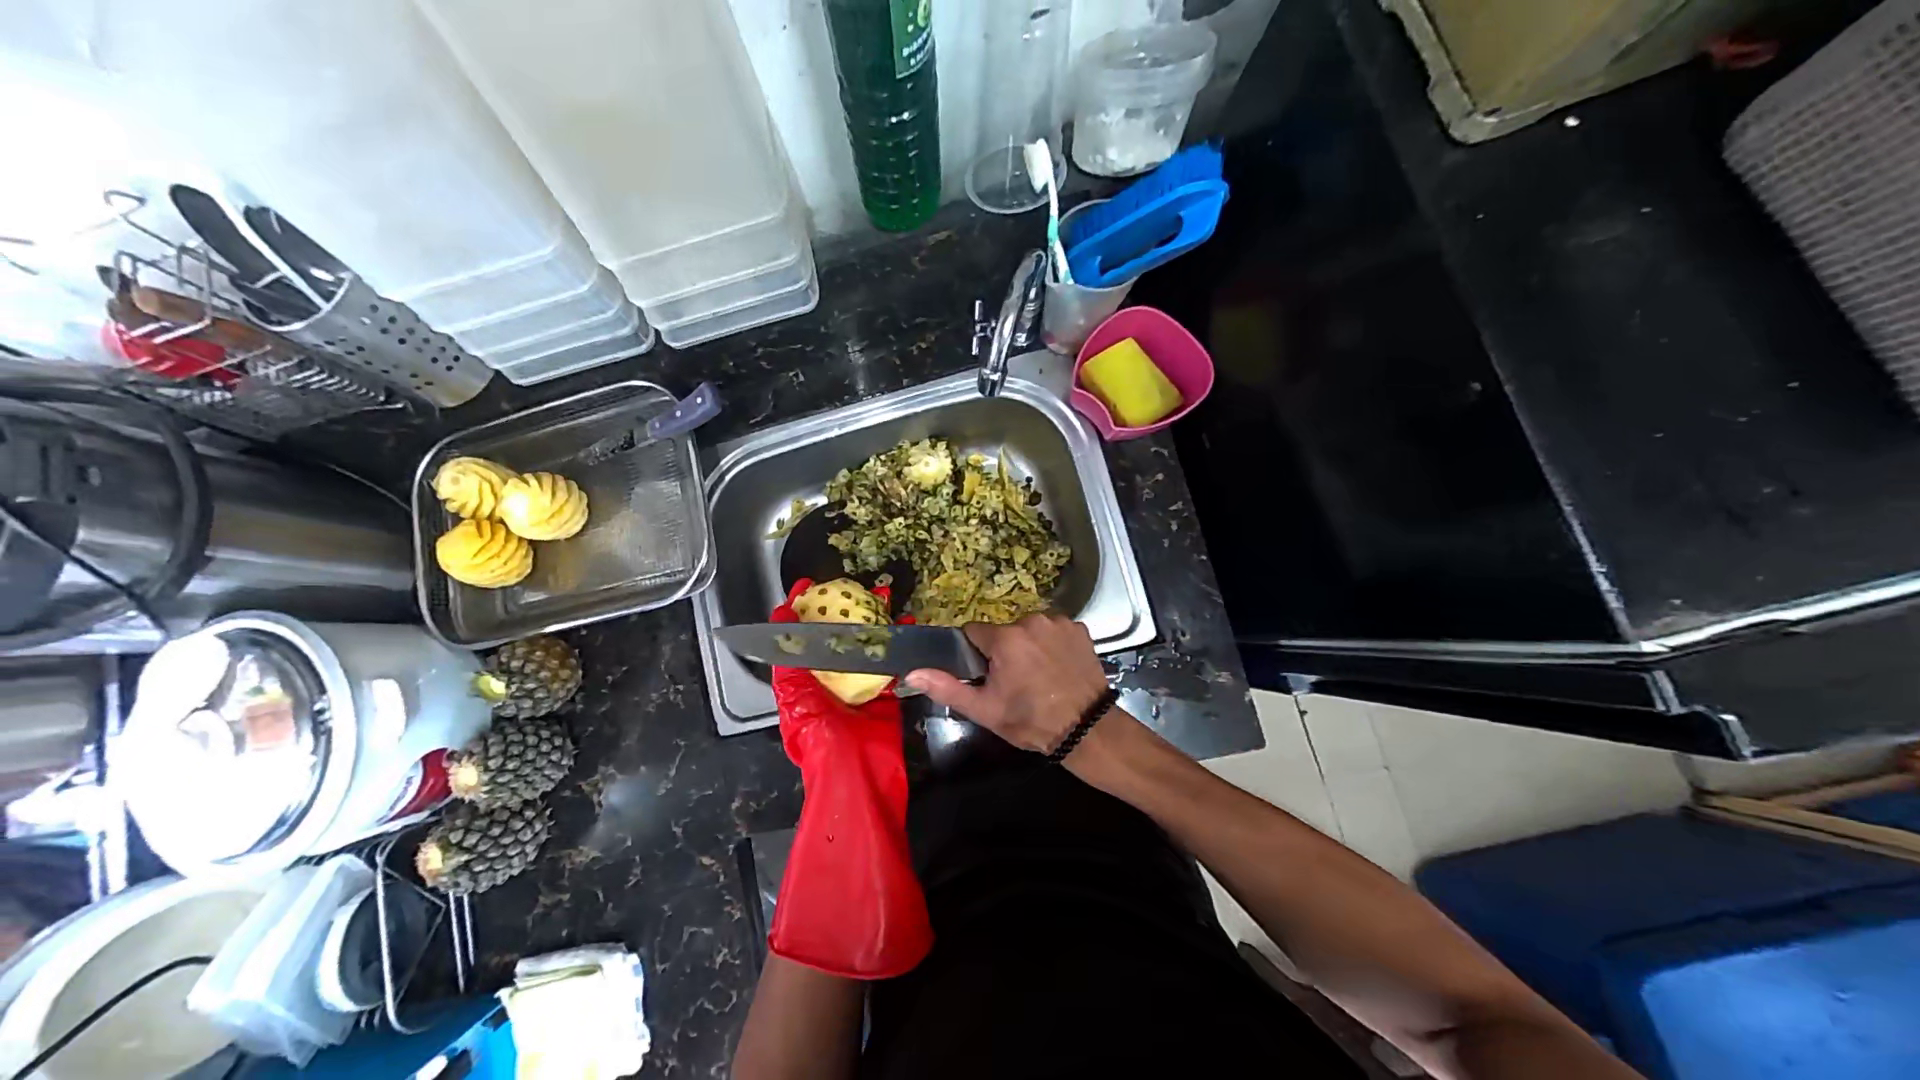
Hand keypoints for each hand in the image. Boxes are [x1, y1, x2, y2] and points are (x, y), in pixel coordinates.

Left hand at [765, 578, 930, 978]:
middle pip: (833, 639)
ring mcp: (858, 690)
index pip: (796, 641)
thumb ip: (791, 664)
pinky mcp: (885, 697)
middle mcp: (828, 684)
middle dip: (842, 609)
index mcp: (801, 686)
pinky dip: (899, 645)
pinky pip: (891, 665)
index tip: (807, 585)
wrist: (858, 780)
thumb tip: (781, 621)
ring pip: (864, 647)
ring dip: (873, 621)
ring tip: (884, 595)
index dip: (799, 611)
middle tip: (855, 584)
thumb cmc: (822, 743)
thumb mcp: (797, 702)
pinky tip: (907, 624)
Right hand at [904, 614, 1110, 753]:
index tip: (987, 674)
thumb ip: (946, 687)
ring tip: (1040, 676)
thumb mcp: (985, 710)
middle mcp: (1032, 621)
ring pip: (1030, 630)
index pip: (975, 633)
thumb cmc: (1031, 721)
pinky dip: (1053, 645)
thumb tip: (912, 673)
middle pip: (1005, 631)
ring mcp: (1059, 623)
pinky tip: (1058, 668)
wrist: (1087, 729)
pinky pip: (1055, 631)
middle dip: (1005, 651)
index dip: (977, 654)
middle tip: (1015, 682)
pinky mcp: (1080, 629)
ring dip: (1030, 646)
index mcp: (1005, 638)